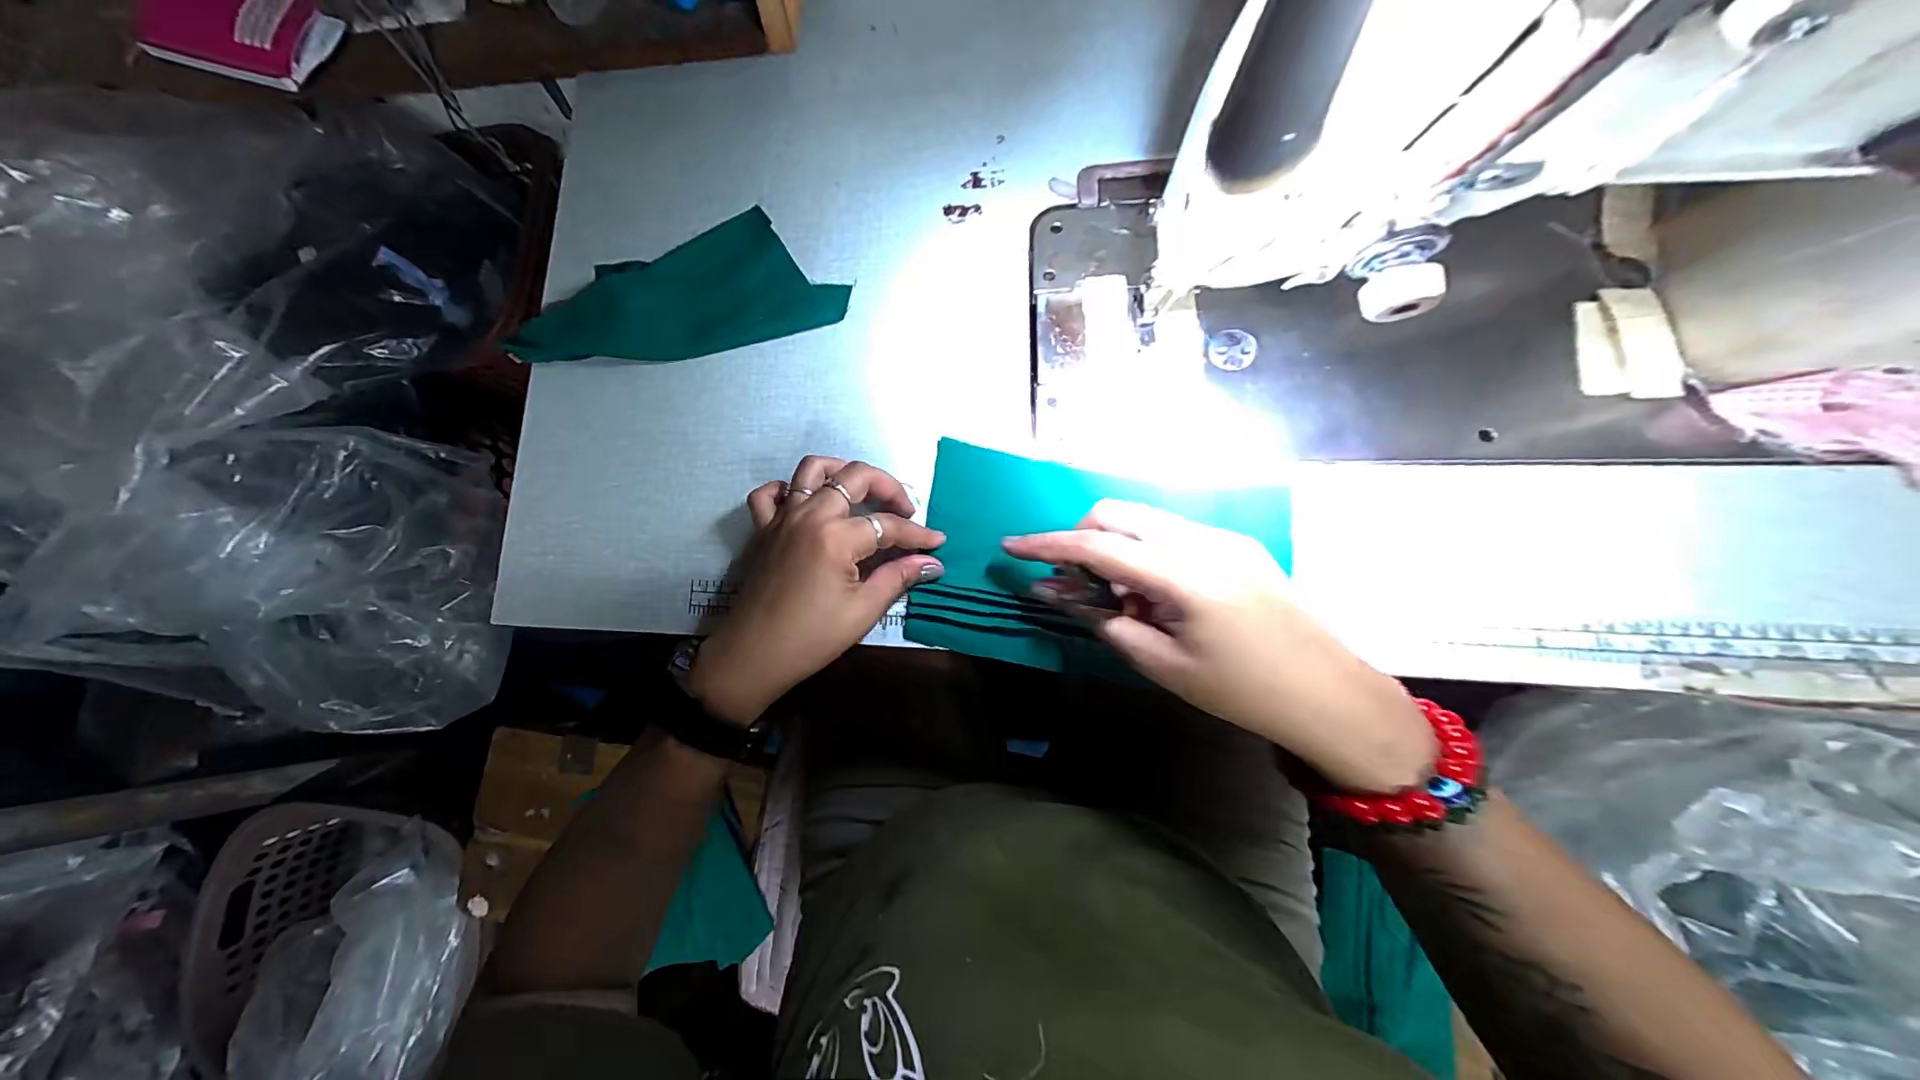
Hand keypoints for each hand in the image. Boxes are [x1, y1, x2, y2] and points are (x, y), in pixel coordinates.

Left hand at [688, 456, 944, 724]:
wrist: (753, 655)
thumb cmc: (812, 638)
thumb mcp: (863, 610)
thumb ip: (897, 577)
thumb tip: (931, 562)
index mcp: (836, 536)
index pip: (887, 524)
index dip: (917, 534)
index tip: (937, 543)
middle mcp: (809, 515)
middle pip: (855, 476)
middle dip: (888, 487)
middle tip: (905, 511)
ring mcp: (782, 518)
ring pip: (811, 469)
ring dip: (842, 471)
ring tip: (861, 491)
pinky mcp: (763, 529)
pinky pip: (769, 493)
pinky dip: (789, 489)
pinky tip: (806, 504)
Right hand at [1003, 499, 1433, 793]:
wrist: (1328, 694)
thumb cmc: (1240, 691)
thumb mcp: (1162, 664)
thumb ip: (1104, 621)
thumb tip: (1054, 592)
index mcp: (1183, 575)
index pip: (1098, 545)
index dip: (1047, 544)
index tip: (1010, 546)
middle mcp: (1202, 541)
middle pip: (1118, 513)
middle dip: (1083, 540)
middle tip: (1080, 589)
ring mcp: (1224, 537)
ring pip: (1146, 518)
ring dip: (1117, 546)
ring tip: (1125, 601)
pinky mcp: (1238, 545)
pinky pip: (1174, 531)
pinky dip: (1148, 551)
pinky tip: (1159, 595)